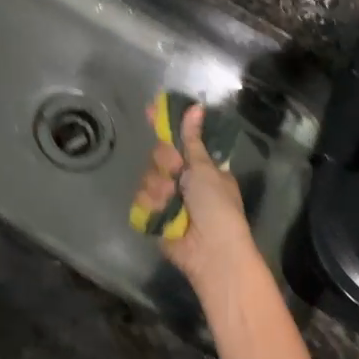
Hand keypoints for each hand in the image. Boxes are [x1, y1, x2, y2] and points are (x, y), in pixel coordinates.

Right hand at [133, 105, 260, 287]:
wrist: (211, 251)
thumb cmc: (217, 206)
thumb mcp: (206, 168)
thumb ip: (192, 139)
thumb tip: (196, 107)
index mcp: (201, 167)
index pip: (179, 139)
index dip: (164, 126)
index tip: (149, 110)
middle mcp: (184, 180)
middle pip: (160, 156)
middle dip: (165, 162)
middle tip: (176, 171)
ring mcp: (168, 199)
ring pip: (148, 177)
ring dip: (158, 187)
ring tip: (171, 200)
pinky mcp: (155, 217)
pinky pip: (142, 199)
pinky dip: (151, 204)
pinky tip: (162, 213)